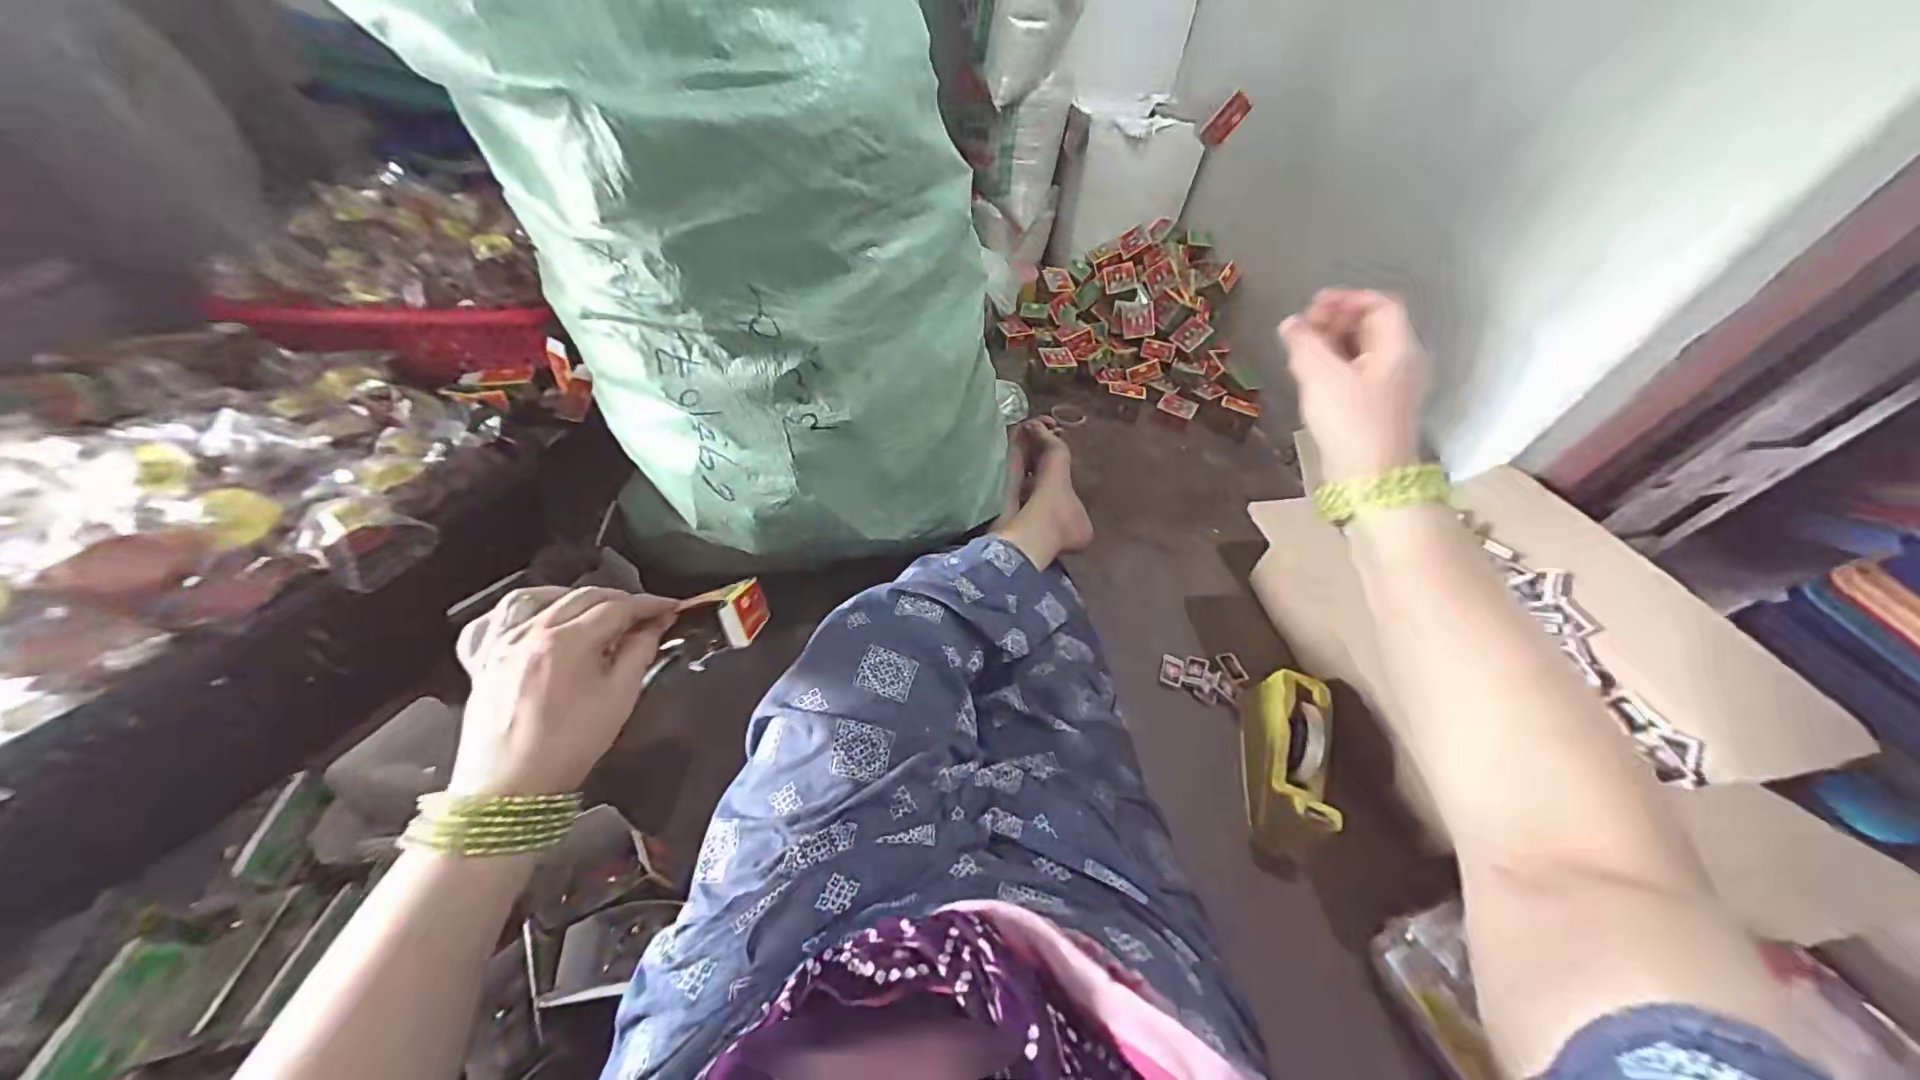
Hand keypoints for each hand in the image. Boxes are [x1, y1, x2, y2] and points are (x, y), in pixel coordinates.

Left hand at [449, 586, 678, 796]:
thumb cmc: (566, 747)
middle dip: (619, 600)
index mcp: (566, 641)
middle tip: (644, 614)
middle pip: (582, 596)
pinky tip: (535, 617)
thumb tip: (653, 627)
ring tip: (594, 608)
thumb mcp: (619, 697)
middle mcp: (529, 634)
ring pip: (537, 596)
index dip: (650, 604)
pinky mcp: (481, 662)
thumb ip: (639, 652)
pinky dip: (520, 611)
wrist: (509, 790)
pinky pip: (495, 620)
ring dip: (572, 596)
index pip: (617, 607)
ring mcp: (499, 645)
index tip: (669, 607)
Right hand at [1278, 289, 1430, 482]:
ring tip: (1300, 351)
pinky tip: (1310, 377)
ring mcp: (1391, 389)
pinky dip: (1334, 367)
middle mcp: (1402, 364)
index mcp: (1399, 350)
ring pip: (1362, 353)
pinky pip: (1356, 375)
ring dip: (1331, 345)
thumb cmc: (1350, 422)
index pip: (1381, 306)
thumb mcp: (1322, 377)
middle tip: (1302, 328)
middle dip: (1336, 322)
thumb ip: (1304, 344)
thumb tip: (1290, 324)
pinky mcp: (1376, 409)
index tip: (1314, 305)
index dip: (1348, 299)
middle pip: (1371, 328)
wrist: (1367, 476)